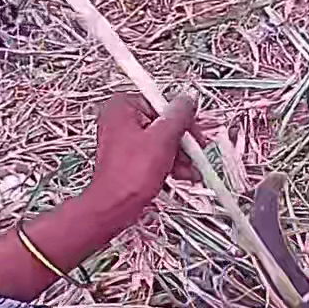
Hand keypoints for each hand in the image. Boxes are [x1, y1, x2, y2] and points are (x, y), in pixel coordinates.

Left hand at [79, 93, 203, 223]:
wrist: (114, 207)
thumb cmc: (128, 176)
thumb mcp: (162, 139)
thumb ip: (178, 116)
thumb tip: (187, 100)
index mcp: (122, 108)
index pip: (159, 102)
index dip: (181, 117)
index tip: (193, 129)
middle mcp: (119, 122)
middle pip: (161, 123)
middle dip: (182, 140)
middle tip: (194, 151)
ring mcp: (122, 142)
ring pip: (160, 141)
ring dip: (179, 155)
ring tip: (191, 168)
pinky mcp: (127, 161)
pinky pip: (153, 155)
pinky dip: (168, 163)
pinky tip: (183, 175)